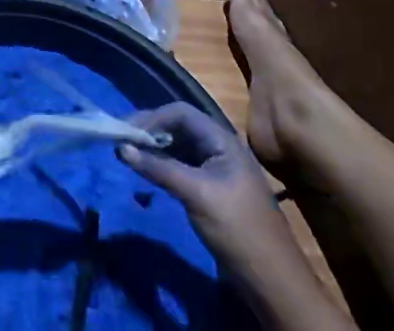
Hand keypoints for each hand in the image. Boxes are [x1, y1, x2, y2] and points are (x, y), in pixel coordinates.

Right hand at [120, 103, 353, 329]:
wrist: (272, 280)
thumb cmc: (237, 230)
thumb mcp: (195, 194)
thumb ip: (158, 168)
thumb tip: (121, 147)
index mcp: (223, 141)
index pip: (181, 113)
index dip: (152, 117)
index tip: (126, 132)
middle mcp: (220, 148)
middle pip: (179, 126)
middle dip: (150, 130)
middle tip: (122, 141)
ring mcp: (217, 169)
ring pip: (178, 146)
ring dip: (154, 148)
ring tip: (129, 155)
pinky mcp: (211, 188)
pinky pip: (181, 165)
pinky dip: (162, 164)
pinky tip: (147, 171)